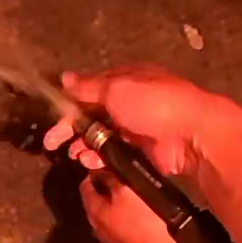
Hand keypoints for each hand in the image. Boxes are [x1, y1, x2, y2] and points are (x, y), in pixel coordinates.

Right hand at [42, 66, 241, 192]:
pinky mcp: (140, 151)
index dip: (67, 105)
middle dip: (71, 130)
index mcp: (124, 81)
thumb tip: (64, 79)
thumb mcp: (117, 89)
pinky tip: (90, 163)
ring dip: (84, 146)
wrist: (190, 134)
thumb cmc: (153, 103)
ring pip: (100, 138)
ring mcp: (134, 128)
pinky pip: (113, 154)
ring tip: (75, 156)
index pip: (88, 91)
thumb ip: (88, 88)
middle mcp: (128, 103)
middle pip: (91, 116)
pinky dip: (100, 158)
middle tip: (52, 144)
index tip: (51, 120)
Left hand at [79, 171, 179, 242]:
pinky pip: (117, 225)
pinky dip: (123, 216)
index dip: (94, 173)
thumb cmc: (140, 222)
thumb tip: (99, 167)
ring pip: (106, 213)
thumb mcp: (126, 193)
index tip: (109, 165)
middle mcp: (93, 224)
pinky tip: (138, 214)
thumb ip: (110, 178)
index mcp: (92, 210)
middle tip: (123, 178)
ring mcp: (106, 238)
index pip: (85, 186)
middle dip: (105, 188)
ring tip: (132, 194)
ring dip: (115, 203)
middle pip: (94, 200)